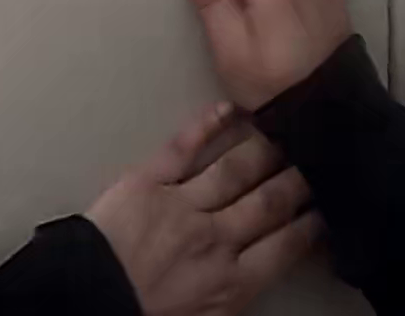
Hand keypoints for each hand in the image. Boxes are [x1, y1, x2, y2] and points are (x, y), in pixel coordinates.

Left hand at [87, 102, 321, 315]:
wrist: (76, 309)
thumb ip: (238, 292)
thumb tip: (266, 267)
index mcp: (230, 283)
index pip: (287, 243)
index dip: (312, 220)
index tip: (328, 201)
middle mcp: (216, 237)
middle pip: (270, 199)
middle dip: (298, 176)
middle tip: (316, 154)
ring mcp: (183, 203)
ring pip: (237, 167)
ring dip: (265, 146)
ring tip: (286, 127)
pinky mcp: (150, 179)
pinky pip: (185, 145)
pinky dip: (209, 122)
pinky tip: (231, 108)